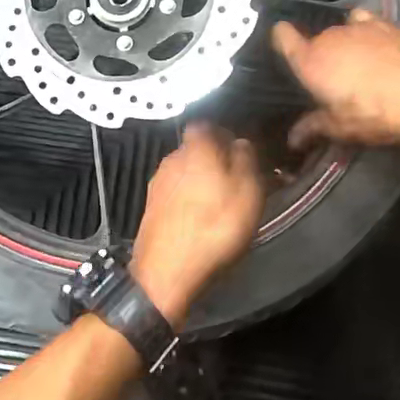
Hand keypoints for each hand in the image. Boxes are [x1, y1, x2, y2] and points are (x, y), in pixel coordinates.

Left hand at [131, 123, 263, 323]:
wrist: (165, 275)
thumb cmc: (214, 230)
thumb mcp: (248, 193)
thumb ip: (246, 160)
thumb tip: (241, 142)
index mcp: (195, 149)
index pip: (207, 125)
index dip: (224, 134)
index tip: (241, 151)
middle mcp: (171, 160)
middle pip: (196, 149)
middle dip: (215, 159)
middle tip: (237, 179)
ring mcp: (157, 184)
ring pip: (185, 172)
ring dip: (202, 181)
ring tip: (222, 204)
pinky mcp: (151, 208)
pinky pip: (176, 193)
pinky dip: (189, 200)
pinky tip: (201, 220)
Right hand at [271, 9, 399, 151]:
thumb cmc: (378, 114)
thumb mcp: (342, 128)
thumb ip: (314, 127)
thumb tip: (293, 139)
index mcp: (311, 61)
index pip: (283, 37)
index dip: (281, 39)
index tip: (284, 47)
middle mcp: (331, 37)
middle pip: (316, 40)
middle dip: (320, 56)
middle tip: (332, 82)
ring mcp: (361, 26)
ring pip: (342, 32)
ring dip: (345, 46)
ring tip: (360, 69)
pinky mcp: (389, 23)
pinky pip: (367, 24)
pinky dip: (368, 33)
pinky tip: (379, 48)